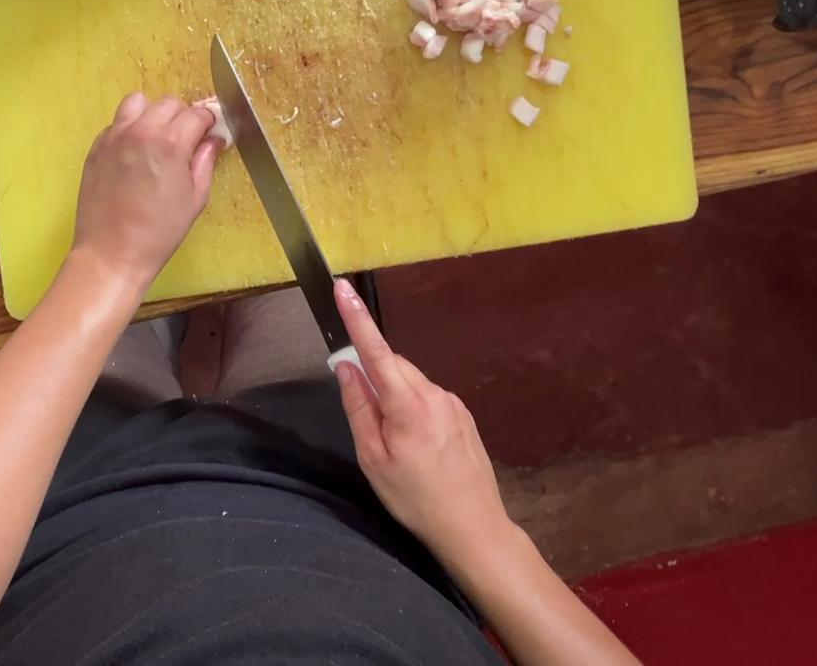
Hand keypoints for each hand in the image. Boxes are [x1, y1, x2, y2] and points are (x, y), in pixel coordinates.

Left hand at [71, 93, 221, 286]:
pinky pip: (116, 122)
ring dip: (152, 113)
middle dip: (182, 116)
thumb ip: (205, 161)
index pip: (196, 114)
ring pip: (137, 102)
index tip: (209, 133)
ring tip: (157, 137)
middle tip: (186, 138)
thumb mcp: (195, 198)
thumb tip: (214, 140)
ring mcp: (114, 137)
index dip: (208, 122)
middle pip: (168, 103)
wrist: (112, 252)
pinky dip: (129, 128)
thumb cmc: (159, 231)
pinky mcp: (96, 147)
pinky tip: (135, 152)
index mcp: (170, 142)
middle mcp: (140, 131)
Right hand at [334, 278, 511, 557]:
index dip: (356, 317)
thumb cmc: (415, 498)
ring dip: (393, 393)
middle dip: (373, 374)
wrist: (474, 529)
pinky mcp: (462, 413)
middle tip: (367, 417)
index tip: (342, 287)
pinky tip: (417, 443)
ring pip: (409, 380)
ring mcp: (452, 402)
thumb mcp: (373, 459)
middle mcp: (433, 393)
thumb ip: (357, 407)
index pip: (375, 349)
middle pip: (391, 363)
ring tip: (396, 441)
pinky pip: (426, 395)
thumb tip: (346, 366)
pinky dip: (411, 404)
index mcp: (407, 404)